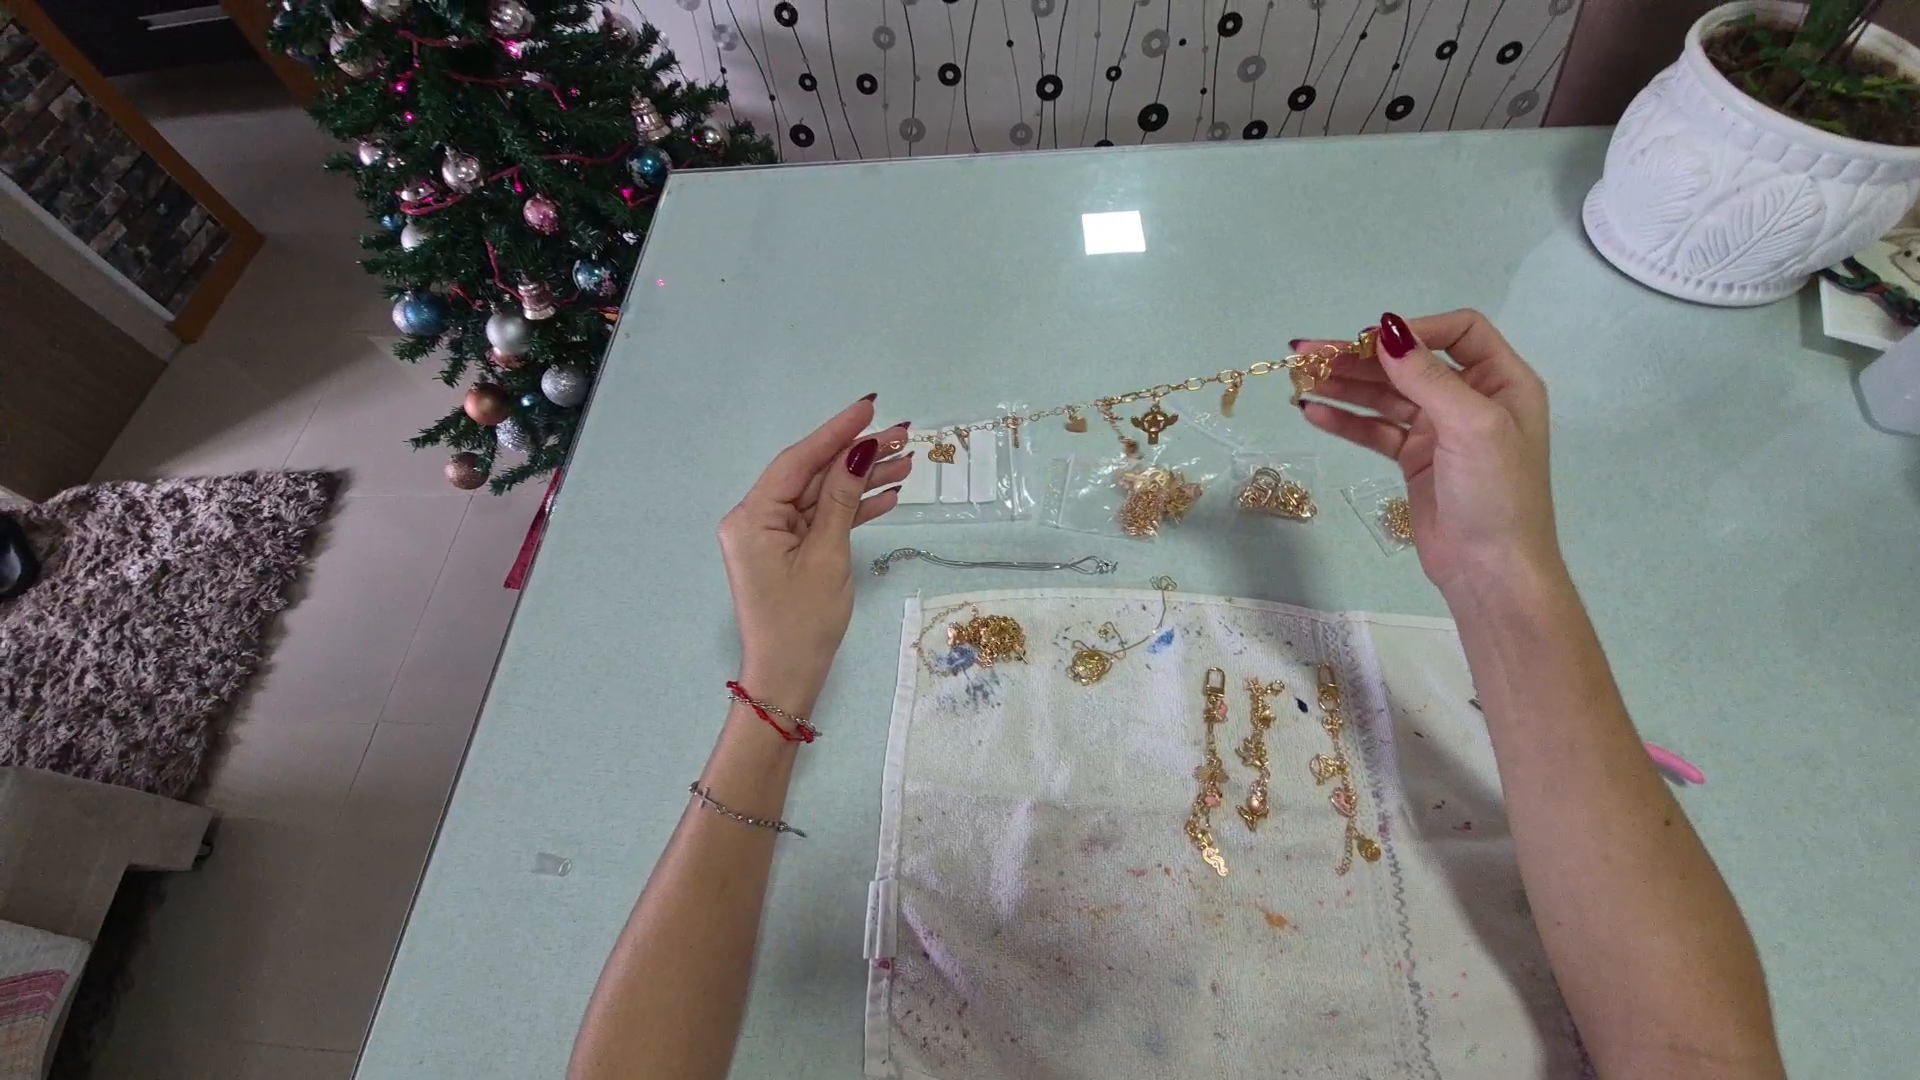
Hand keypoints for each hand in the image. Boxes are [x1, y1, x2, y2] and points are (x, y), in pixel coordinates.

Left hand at [718, 398, 912, 712]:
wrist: (789, 679)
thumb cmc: (804, 622)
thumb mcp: (828, 556)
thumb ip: (842, 499)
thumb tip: (859, 452)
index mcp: (753, 517)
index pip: (799, 460)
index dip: (837, 432)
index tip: (870, 407)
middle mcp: (757, 519)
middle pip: (813, 475)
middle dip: (858, 457)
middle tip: (904, 437)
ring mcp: (773, 536)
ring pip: (822, 496)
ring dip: (862, 482)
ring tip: (906, 463)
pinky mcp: (789, 551)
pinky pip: (822, 520)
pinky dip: (852, 510)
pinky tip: (887, 496)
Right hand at [1298, 310, 1559, 597]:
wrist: (1489, 567)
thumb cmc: (1496, 493)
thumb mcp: (1471, 427)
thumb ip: (1428, 377)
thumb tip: (1387, 331)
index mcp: (1502, 381)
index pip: (1458, 332)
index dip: (1413, 330)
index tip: (1366, 341)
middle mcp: (1470, 398)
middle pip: (1408, 364)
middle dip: (1359, 358)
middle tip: (1306, 355)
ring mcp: (1438, 430)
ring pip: (1384, 396)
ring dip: (1344, 387)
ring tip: (1299, 383)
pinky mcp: (1412, 459)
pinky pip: (1374, 430)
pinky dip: (1344, 421)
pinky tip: (1312, 413)